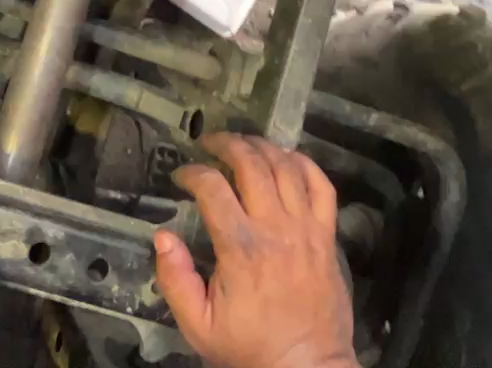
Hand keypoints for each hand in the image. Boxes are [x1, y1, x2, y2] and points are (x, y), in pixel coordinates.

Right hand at [154, 133, 357, 367]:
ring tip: (242, 144)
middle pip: (251, 163)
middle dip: (225, 144)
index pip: (212, 188)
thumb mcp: (198, 325)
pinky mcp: (328, 237)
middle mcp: (276, 229)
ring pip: (286, 166)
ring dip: (261, 146)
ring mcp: (307, 230)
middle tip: (209, 144)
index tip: (181, 178)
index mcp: (241, 248)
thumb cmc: (249, 348)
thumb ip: (175, 279)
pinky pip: (322, 187)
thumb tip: (163, 236)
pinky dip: (305, 164)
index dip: (192, 173)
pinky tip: (286, 157)